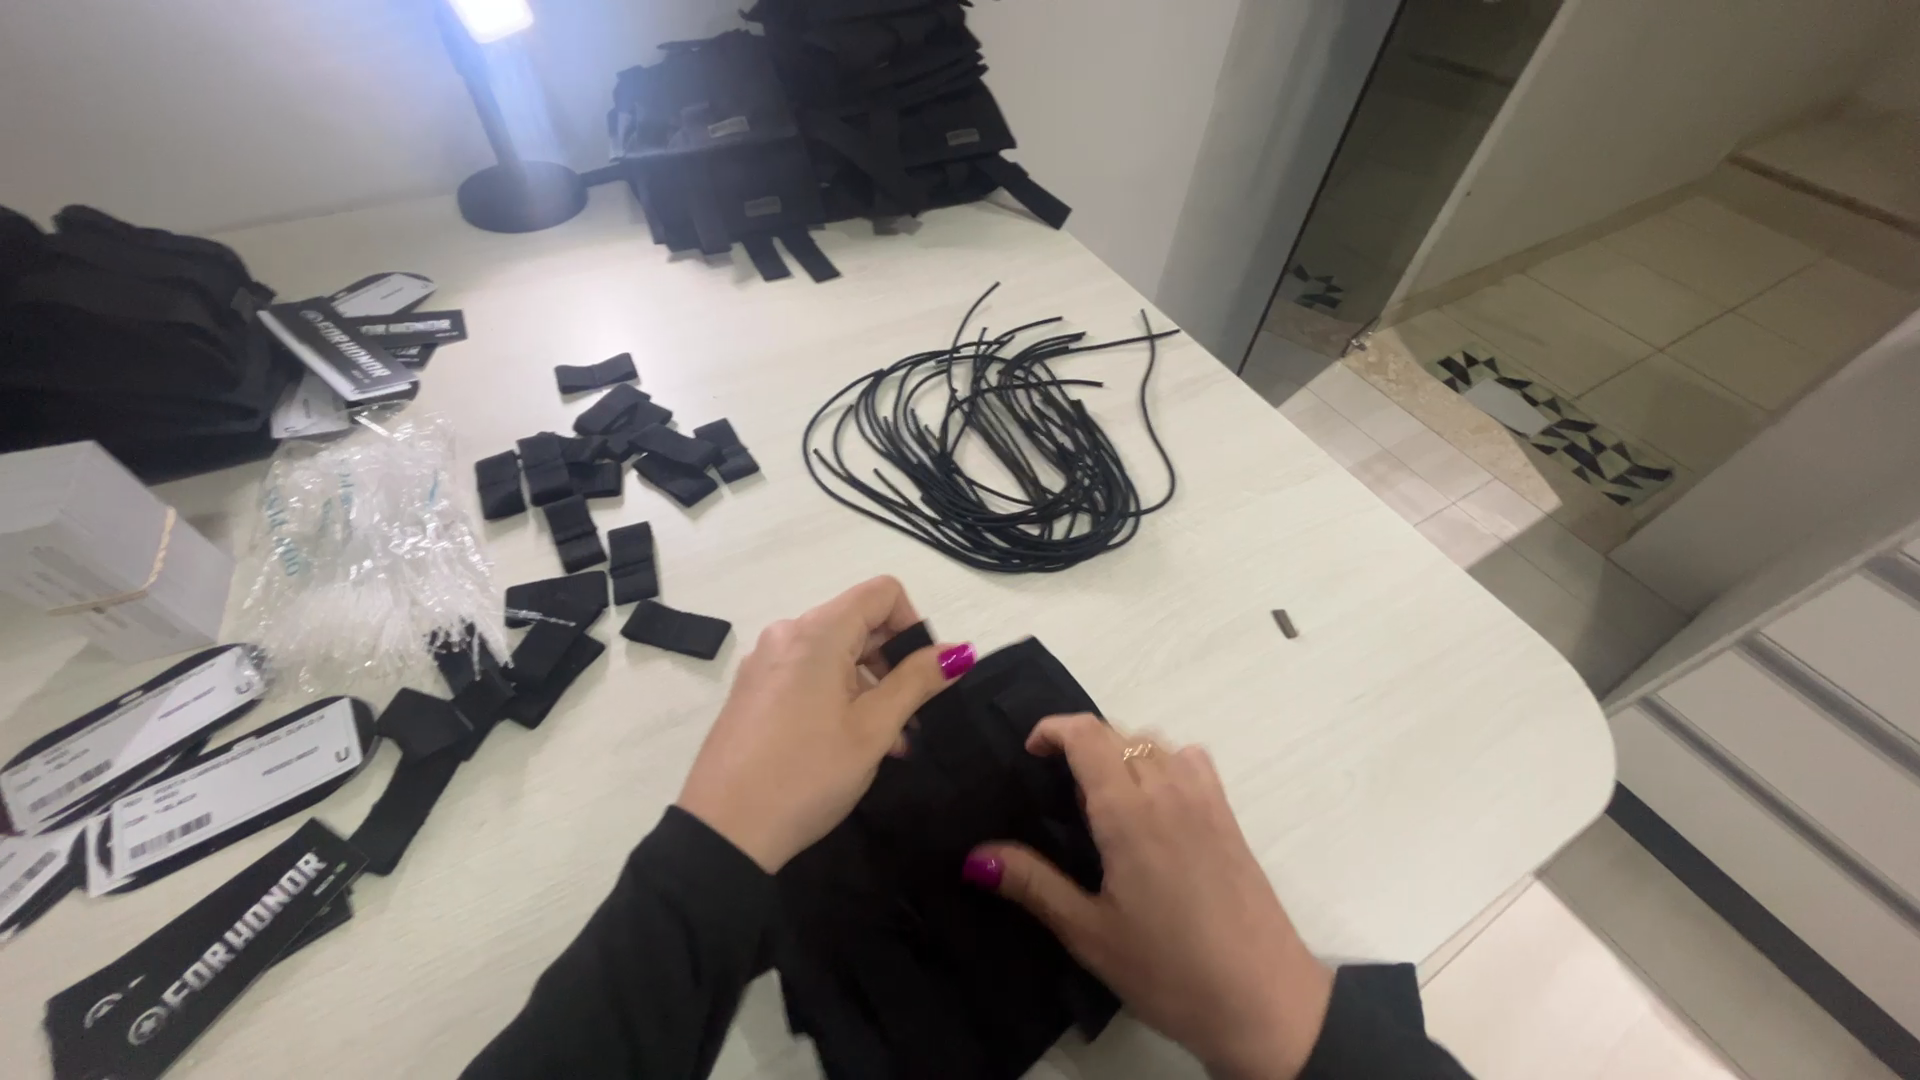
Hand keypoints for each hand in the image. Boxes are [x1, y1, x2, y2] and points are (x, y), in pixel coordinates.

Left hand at [677, 576, 974, 872]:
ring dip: (870, 686)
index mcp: (816, 632)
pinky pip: (810, 674)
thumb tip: (959, 650)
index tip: (923, 674)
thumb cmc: (806, 774)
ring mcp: (765, 662)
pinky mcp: (754, 690)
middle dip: (894, 663)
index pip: (881, 593)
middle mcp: (787, 634)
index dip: (913, 624)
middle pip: (859, 622)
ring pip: (836, 654)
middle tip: (912, 718)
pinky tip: (850, 744)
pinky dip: (839, 696)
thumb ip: (918, 681)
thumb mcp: (873, 729)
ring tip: (887, 743)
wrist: (723, 833)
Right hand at [967, 715, 1333, 1079]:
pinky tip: (1156, 801)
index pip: (1087, 734)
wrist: (1265, 1003)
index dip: (1053, 728)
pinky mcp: (1228, 815)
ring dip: (1120, 749)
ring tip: (1103, 794)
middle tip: (1057, 786)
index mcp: (1128, 811)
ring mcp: (1204, 798)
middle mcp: (1167, 789)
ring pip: (1154, 741)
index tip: (1030, 752)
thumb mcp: (1089, 933)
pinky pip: (1190, 759)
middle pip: (1117, 732)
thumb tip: (975, 855)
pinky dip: (1163, 759)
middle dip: (1080, 742)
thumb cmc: (1169, 970)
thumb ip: (1032, 884)